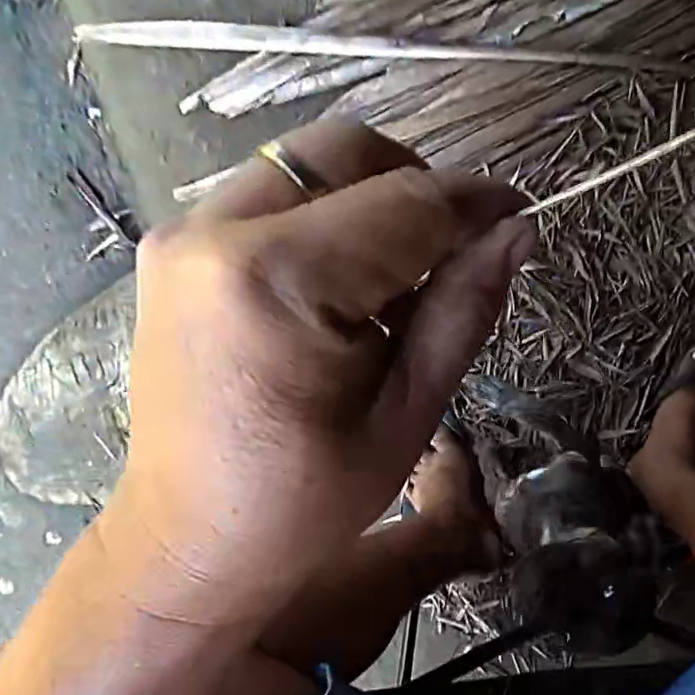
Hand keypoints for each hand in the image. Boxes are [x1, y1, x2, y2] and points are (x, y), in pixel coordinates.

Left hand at [93, 120, 534, 628]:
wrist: (189, 541)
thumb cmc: (307, 499)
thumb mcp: (408, 413)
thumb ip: (464, 309)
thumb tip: (515, 232)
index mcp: (280, 284)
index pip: (407, 204)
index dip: (475, 202)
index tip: (519, 214)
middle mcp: (215, 234)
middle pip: (348, 153)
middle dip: (421, 185)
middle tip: (461, 246)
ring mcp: (183, 234)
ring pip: (309, 165)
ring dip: (376, 200)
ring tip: (405, 279)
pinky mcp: (174, 248)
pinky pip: (274, 196)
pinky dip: (331, 217)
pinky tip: (351, 284)